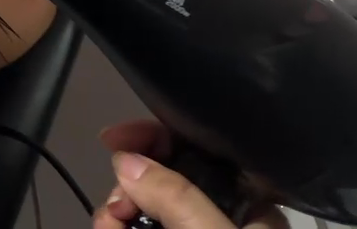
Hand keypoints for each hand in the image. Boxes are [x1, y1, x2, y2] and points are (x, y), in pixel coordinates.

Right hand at [95, 121, 288, 228]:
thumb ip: (177, 197)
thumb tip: (125, 161)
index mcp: (251, 204)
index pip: (195, 149)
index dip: (150, 138)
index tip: (110, 141)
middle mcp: (225, 215)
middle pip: (163, 177)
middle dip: (127, 184)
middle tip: (111, 207)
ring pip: (147, 206)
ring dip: (117, 210)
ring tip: (105, 226)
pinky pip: (144, 226)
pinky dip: (120, 226)